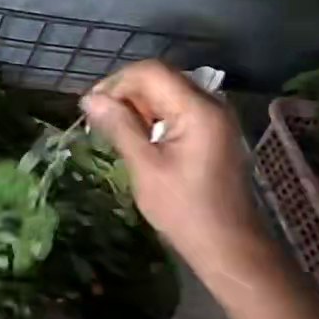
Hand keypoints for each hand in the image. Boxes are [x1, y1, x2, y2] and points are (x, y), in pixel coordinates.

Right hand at [81, 61, 267, 270]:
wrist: (228, 246)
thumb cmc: (185, 209)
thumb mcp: (144, 167)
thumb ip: (119, 126)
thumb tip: (89, 99)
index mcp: (198, 111)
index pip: (151, 72)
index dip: (115, 83)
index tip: (93, 109)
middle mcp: (211, 106)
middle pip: (158, 77)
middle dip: (123, 92)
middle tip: (99, 120)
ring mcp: (213, 118)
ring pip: (164, 91)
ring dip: (134, 104)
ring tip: (113, 130)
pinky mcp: (209, 131)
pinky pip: (173, 107)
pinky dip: (149, 115)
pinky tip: (135, 137)